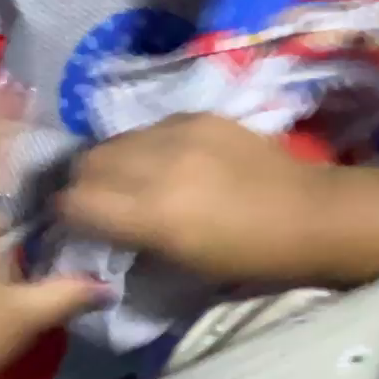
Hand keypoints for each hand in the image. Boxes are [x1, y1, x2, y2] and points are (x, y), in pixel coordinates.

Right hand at [57, 114, 339, 281]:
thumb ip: (133, 239)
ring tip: (129, 178)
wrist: (310, 215)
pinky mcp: (199, 114)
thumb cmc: (250, 258)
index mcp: (154, 214)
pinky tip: (165, 160)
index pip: (75, 200)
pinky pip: (150, 127)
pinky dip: (146, 145)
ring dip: (112, 160)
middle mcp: (158, 165)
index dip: (68, 213)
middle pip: (88, 161)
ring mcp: (179, 132)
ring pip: (115, 139)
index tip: (75, 222)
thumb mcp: (182, 264)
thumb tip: (98, 225)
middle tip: (96, 199)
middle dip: (83, 182)